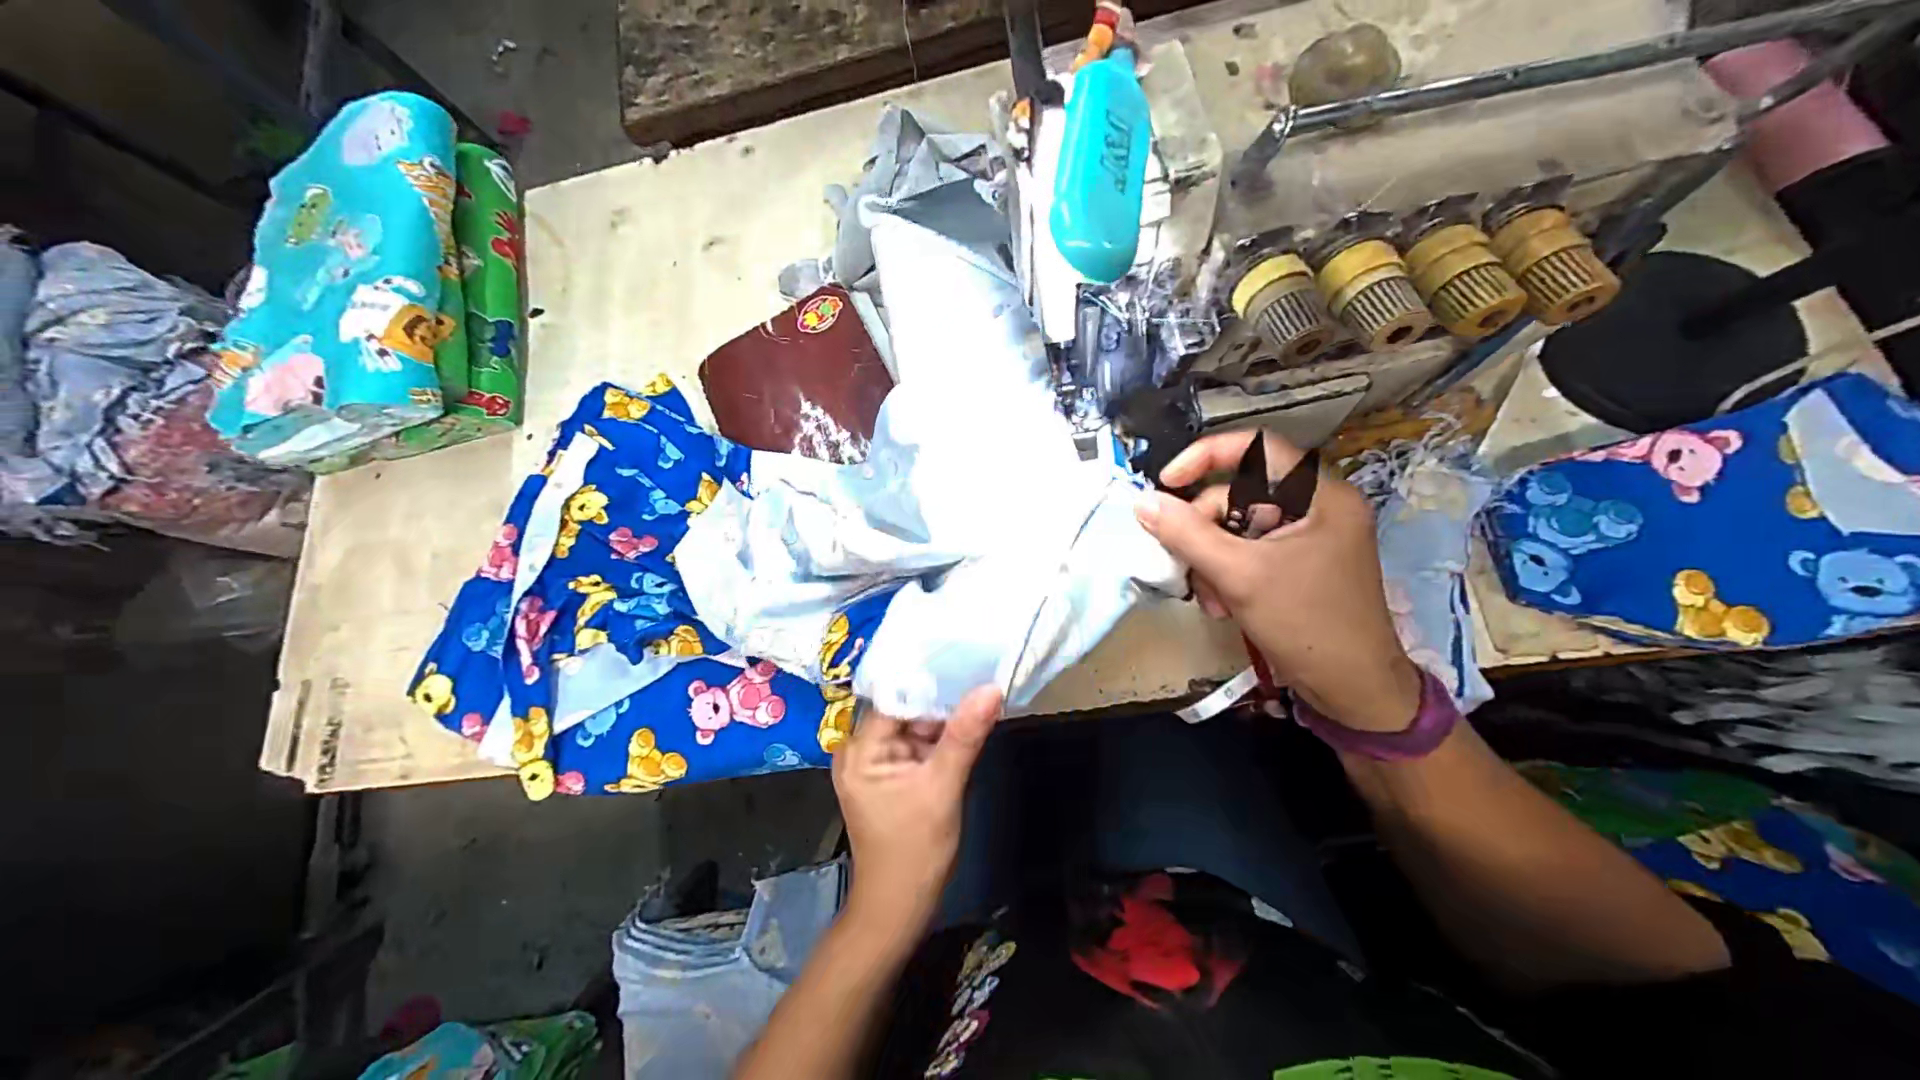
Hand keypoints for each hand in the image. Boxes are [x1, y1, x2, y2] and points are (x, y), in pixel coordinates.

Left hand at [832, 684, 1002, 939]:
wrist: (899, 907)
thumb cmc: (915, 850)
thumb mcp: (943, 787)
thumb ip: (965, 735)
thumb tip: (990, 688)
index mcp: (860, 750)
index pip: (896, 699)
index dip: (930, 681)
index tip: (965, 662)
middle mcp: (859, 750)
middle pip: (904, 710)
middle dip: (940, 700)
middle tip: (979, 677)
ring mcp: (873, 764)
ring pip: (913, 727)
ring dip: (943, 719)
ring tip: (979, 694)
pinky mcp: (888, 776)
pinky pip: (915, 746)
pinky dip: (939, 740)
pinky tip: (967, 725)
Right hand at [1133, 429, 1421, 732]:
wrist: (1353, 690)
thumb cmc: (1306, 623)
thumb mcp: (1238, 575)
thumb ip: (1186, 534)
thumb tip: (1143, 503)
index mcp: (1320, 495)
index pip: (1257, 448)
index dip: (1206, 456)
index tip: (1167, 481)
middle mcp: (1318, 507)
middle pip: (1240, 493)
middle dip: (1205, 530)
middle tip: (1186, 563)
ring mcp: (1309, 538)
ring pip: (1239, 526)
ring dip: (1212, 559)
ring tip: (1212, 597)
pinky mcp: (1299, 564)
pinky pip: (1250, 551)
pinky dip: (1228, 573)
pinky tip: (1224, 604)